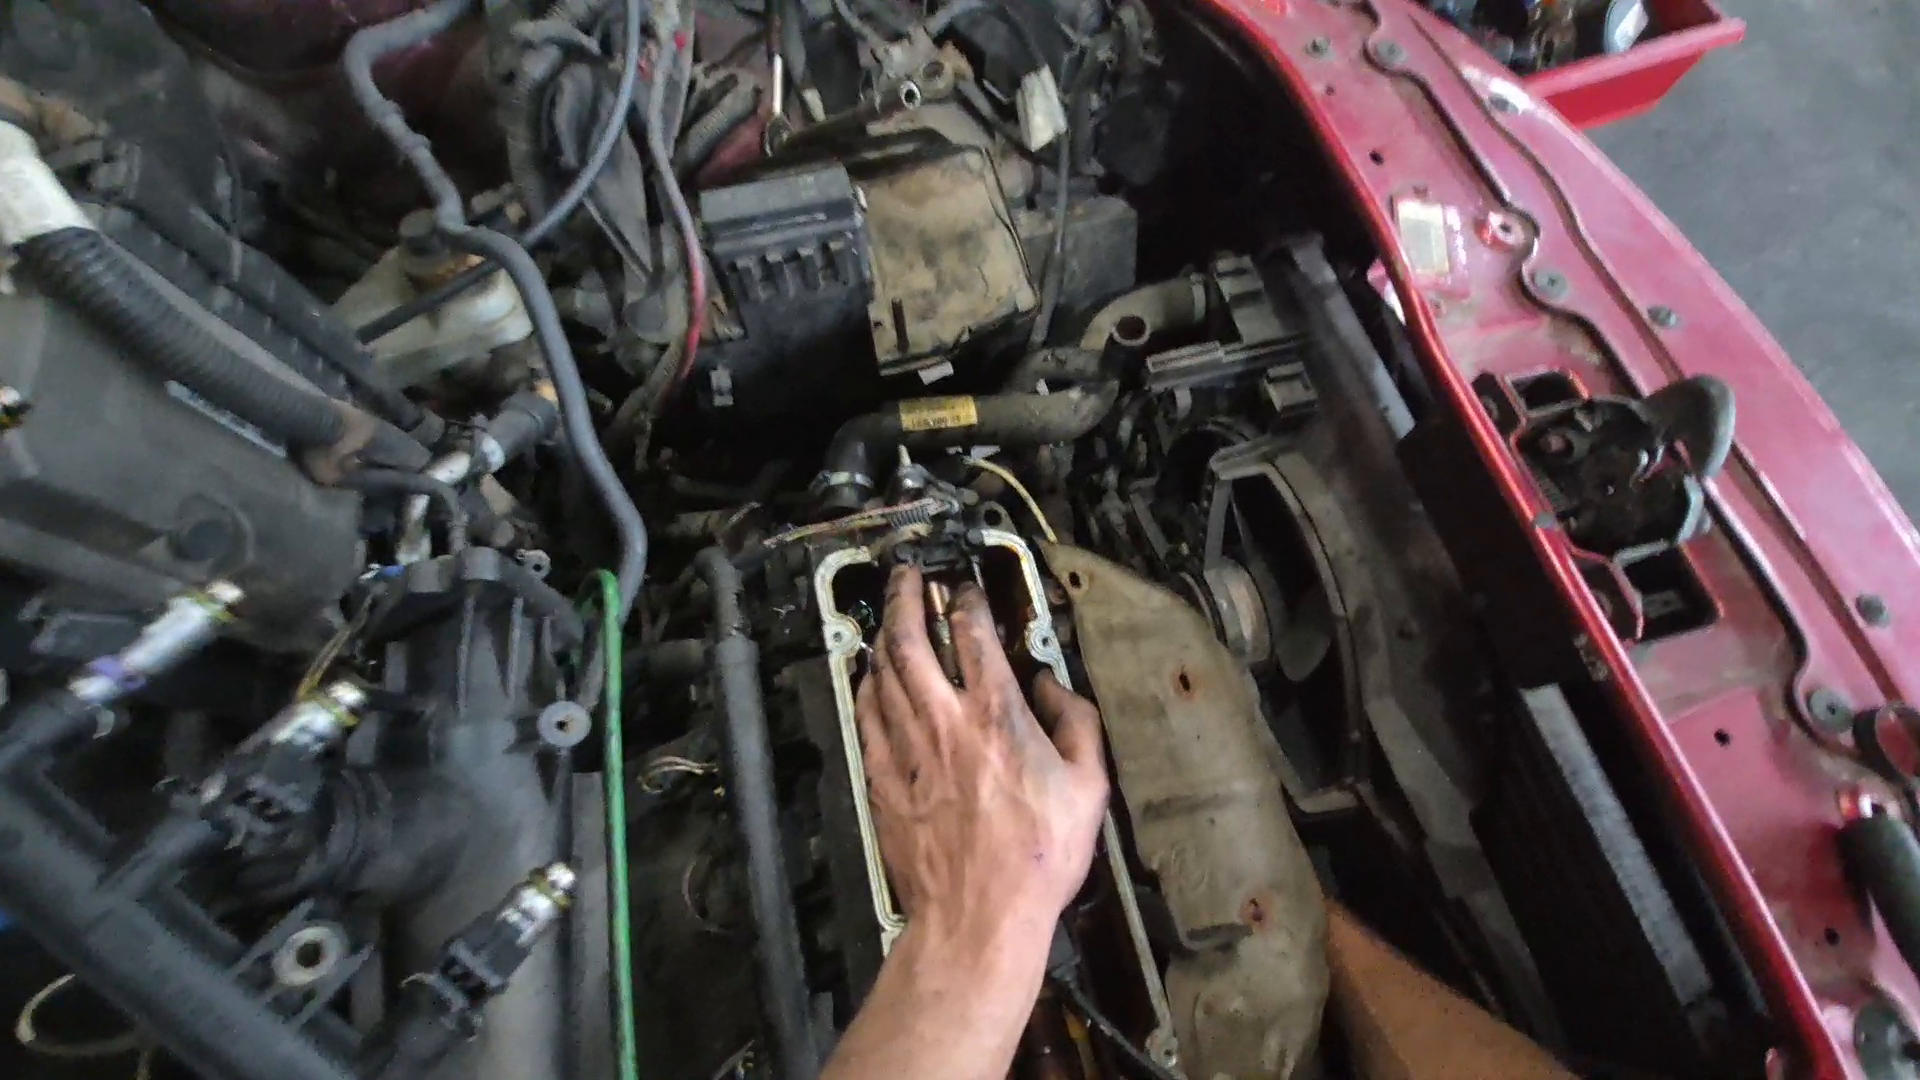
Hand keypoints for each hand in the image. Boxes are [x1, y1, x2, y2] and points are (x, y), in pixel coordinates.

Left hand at [855, 564, 1109, 953]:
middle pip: (909, 640)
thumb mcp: (1088, 787)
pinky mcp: (885, 778)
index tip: (966, 592)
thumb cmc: (1036, 856)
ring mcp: (908, 748)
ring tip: (888, 618)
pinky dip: (867, 687)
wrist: (978, 918)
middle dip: (903, 597)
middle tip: (905, 576)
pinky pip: (867, 716)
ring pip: (882, 673)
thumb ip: (1076, 722)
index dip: (967, 601)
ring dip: (884, 636)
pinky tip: (871, 678)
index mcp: (997, 716)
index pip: (974, 635)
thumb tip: (1051, 686)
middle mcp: (945, 721)